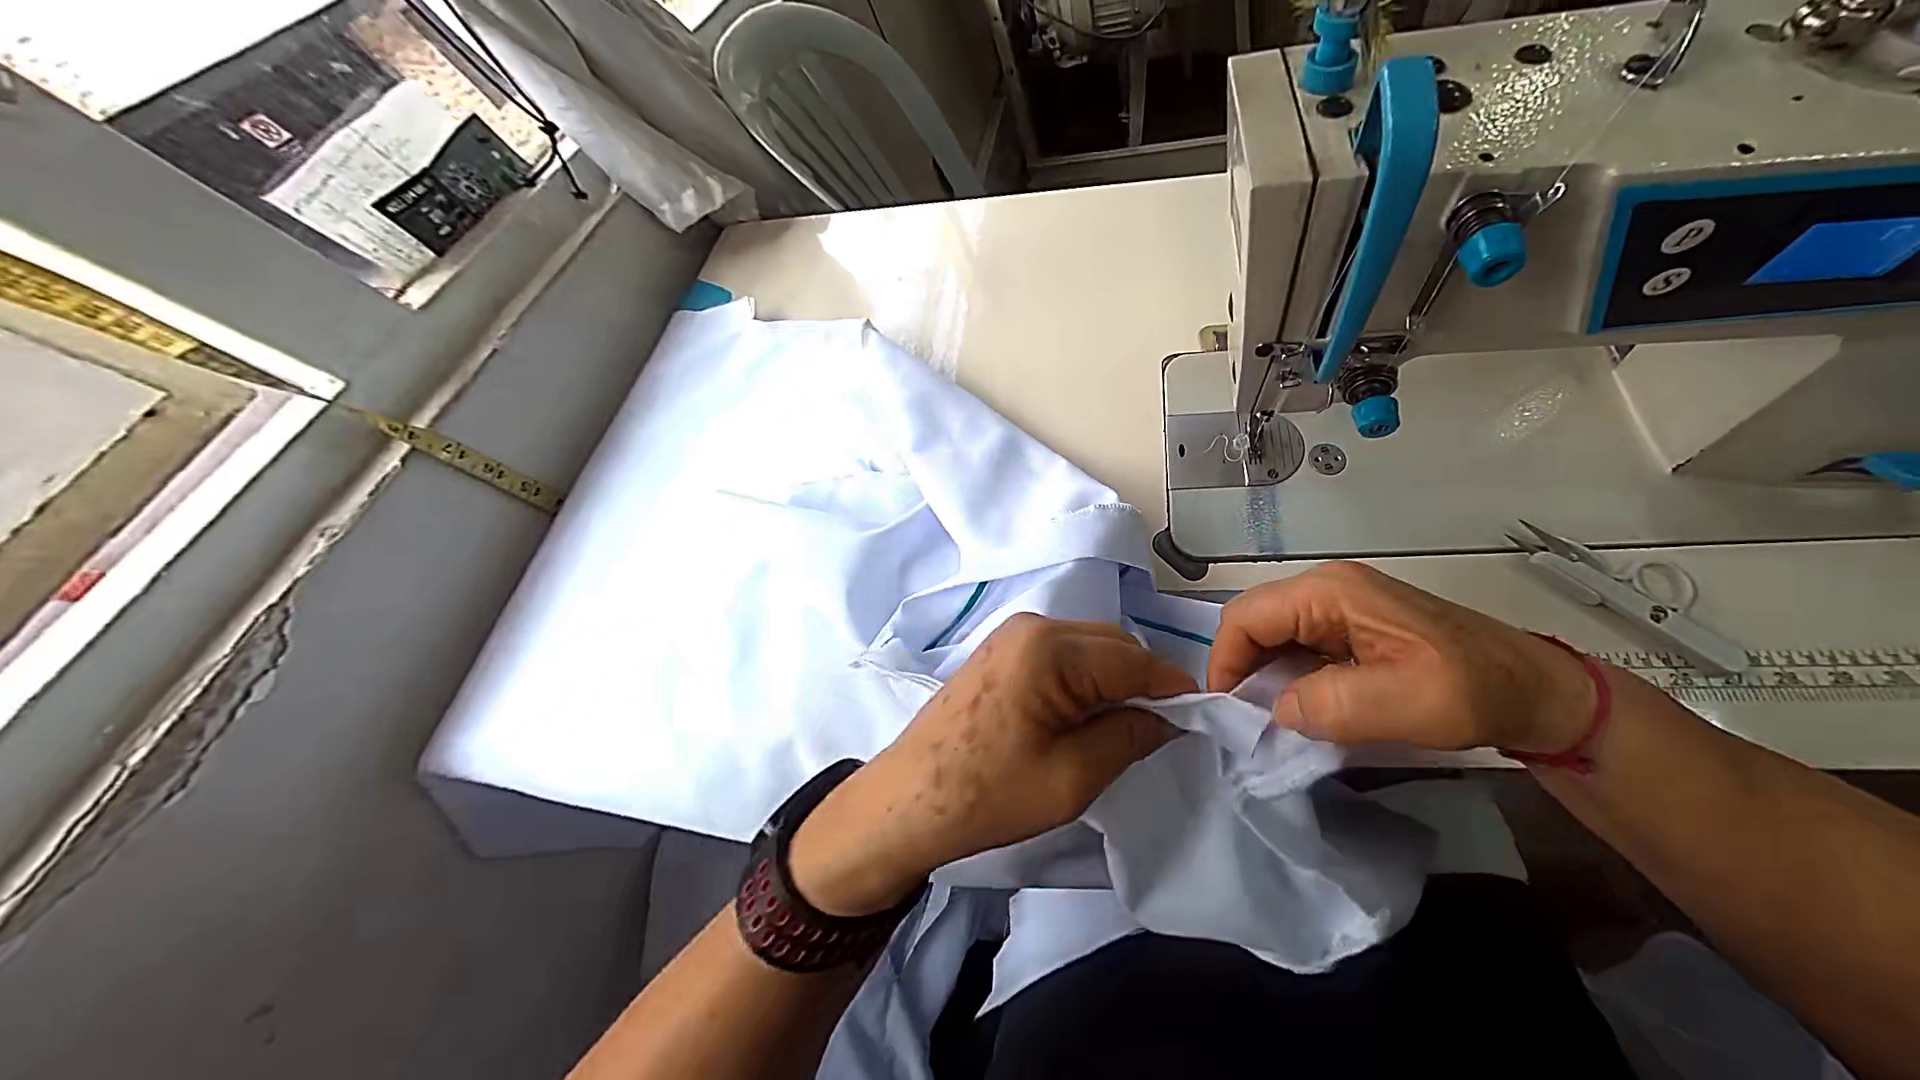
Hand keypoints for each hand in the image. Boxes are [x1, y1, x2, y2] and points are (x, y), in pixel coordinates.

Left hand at [788, 614, 1196, 914]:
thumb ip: (1131, 736)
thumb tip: (1170, 718)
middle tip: (1159, 731)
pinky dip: (1084, 679)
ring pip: (1088, 647)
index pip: (1135, 661)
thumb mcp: (1073, 777)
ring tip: (1122, 728)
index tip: (1201, 720)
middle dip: (1143, 683)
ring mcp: (1010, 635)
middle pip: (1113, 645)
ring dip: (1113, 680)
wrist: (906, 802)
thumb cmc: (987, 794)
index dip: (1173, 690)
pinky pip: (1060, 654)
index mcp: (1050, 649)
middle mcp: (1032, 626)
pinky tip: (1085, 715)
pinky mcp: (999, 652)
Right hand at [1207, 562, 1594, 753]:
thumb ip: (1328, 703)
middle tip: (1246, 718)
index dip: (1225, 660)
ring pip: (1271, 634)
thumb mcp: (1405, 703)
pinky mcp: (1349, 626)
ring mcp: (1338, 605)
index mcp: (1330, 591)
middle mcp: (1326, 588)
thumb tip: (1276, 710)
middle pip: (1253, 621)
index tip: (1227, 710)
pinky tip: (1301, 706)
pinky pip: (1297, 645)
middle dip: (1241, 668)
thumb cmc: (1475, 690)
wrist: (1537, 692)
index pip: (1246, 616)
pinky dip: (1287, 677)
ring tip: (1271, 717)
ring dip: (1263, 674)